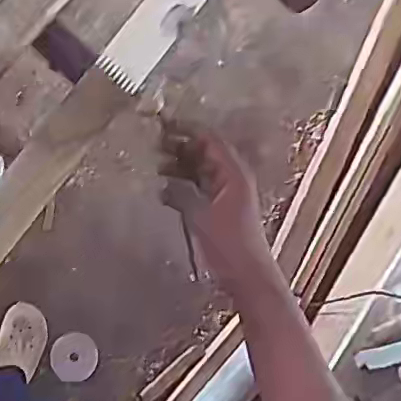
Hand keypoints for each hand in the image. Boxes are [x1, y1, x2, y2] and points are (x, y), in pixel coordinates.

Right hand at [158, 122, 279, 294]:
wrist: (246, 274)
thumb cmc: (227, 243)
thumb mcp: (199, 214)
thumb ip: (181, 193)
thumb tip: (164, 180)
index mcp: (233, 173)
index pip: (210, 140)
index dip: (188, 130)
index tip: (163, 126)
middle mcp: (232, 178)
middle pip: (205, 153)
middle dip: (181, 147)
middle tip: (154, 144)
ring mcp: (227, 193)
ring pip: (201, 170)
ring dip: (180, 166)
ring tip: (155, 165)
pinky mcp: (220, 209)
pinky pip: (199, 187)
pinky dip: (183, 185)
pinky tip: (164, 190)